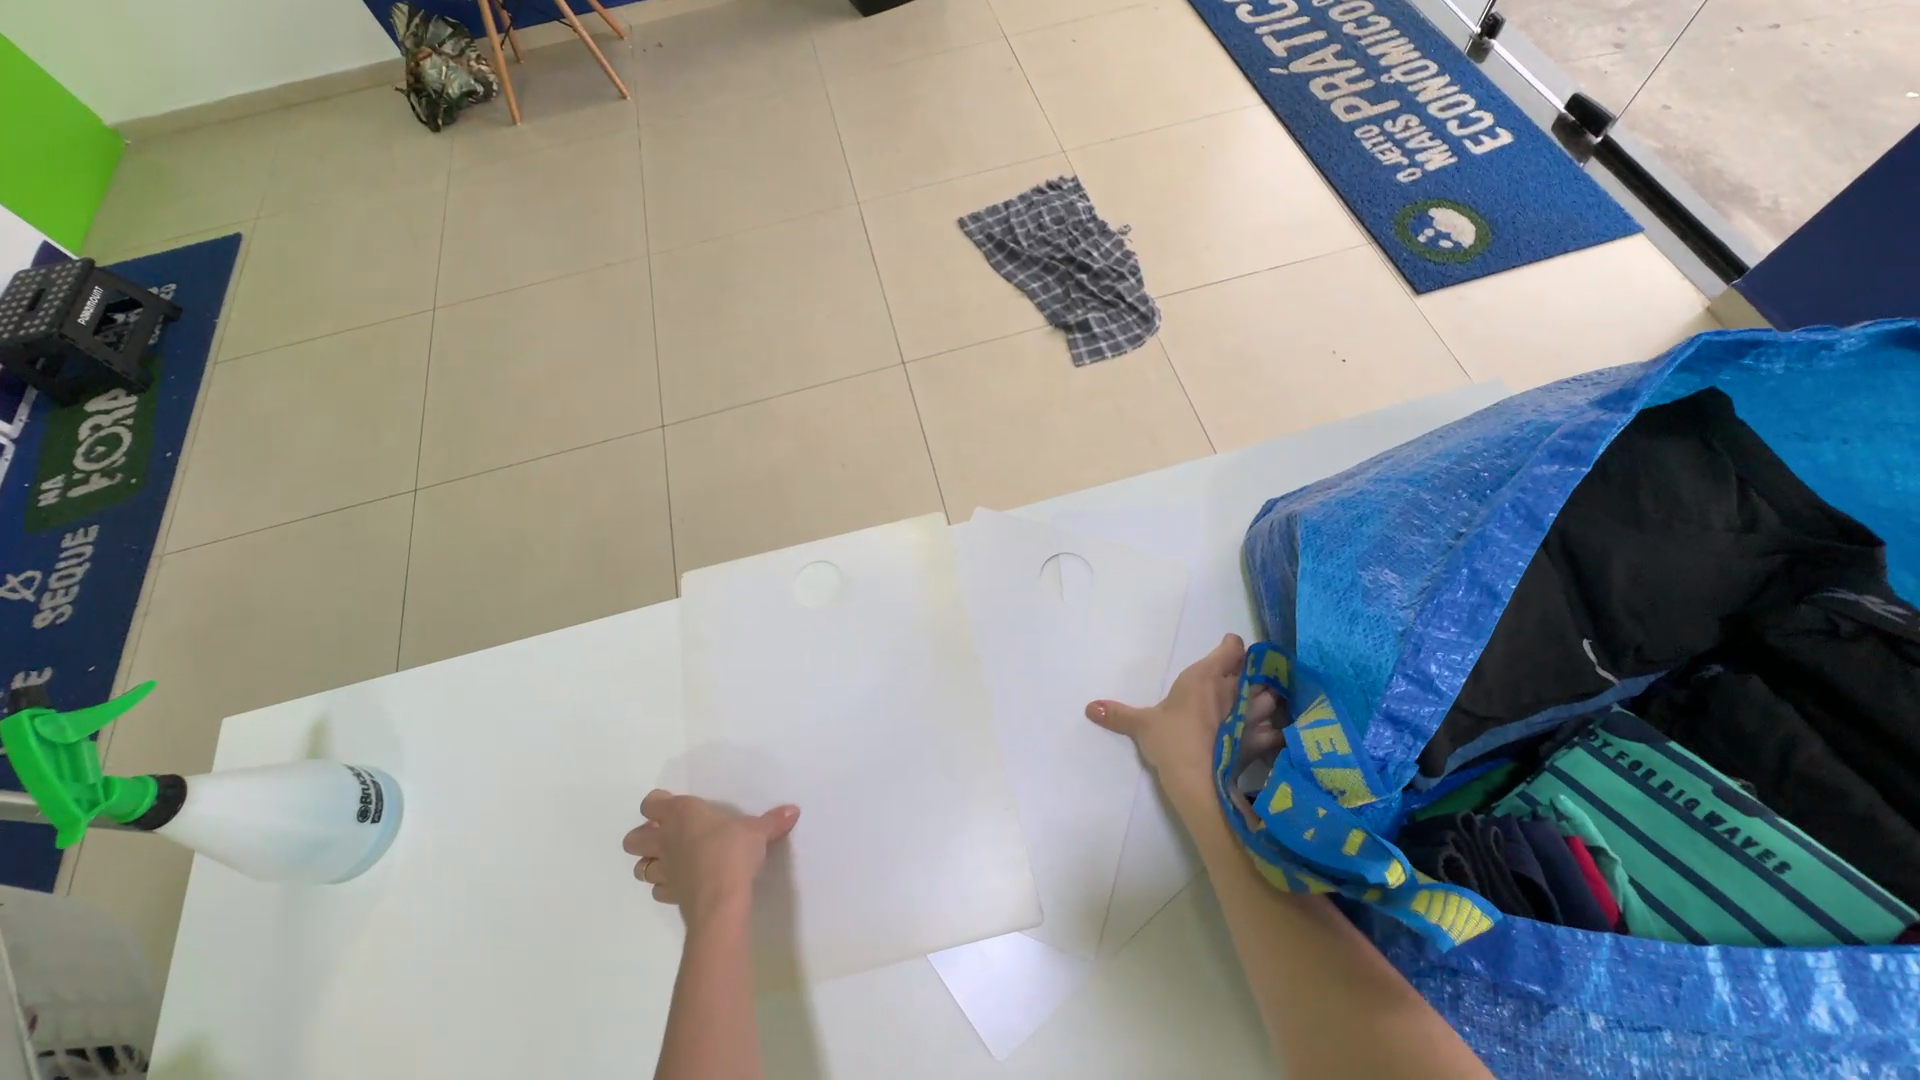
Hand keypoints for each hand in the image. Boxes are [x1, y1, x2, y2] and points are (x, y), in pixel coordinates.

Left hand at [622, 790, 799, 927]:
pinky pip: (658, 890)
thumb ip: (772, 821)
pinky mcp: (670, 895)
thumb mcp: (757, 831)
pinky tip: (682, 884)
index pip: (650, 804)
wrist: (720, 898)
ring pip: (639, 868)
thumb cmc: (733, 850)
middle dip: (643, 838)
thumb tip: (794, 810)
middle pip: (632, 839)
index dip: (657, 804)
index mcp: (680, 814)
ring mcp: (664, 871)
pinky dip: (665, 887)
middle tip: (667, 837)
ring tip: (671, 862)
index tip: (672, 806)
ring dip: (650, 865)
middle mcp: (665, 840)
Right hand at [1086, 634, 1261, 793]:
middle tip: (1239, 681)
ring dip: (1265, 699)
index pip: (1232, 648)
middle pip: (1253, 672)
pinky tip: (1266, 736)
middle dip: (1250, 674)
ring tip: (1256, 706)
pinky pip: (1274, 731)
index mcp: (1206, 676)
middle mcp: (1232, 690)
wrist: (1198, 781)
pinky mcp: (1259, 741)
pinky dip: (1272, 731)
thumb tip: (1089, 708)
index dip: (1232, 647)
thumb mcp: (1141, 725)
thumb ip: (1119, 715)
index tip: (1228, 650)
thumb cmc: (1170, 741)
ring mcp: (1250, 716)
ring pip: (1269, 698)